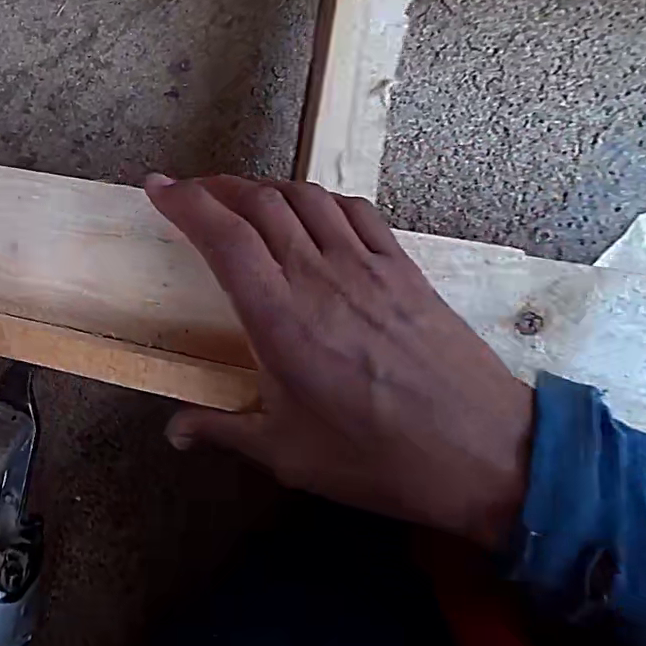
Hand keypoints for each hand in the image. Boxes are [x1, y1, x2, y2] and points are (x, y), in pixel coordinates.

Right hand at [145, 174, 534, 548]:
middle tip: (190, 192)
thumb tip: (174, 432)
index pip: (222, 237)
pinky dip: (318, 198)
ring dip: (263, 187)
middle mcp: (317, 276)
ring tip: (240, 198)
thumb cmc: (379, 458)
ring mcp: (364, 264)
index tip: (157, 187)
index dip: (184, 203)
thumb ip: (224, 431)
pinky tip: (308, 210)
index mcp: (280, 319)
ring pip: (303, 196)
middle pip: (258, 203)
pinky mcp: (401, 265)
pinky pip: (353, 210)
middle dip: (215, 187)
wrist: (487, 453)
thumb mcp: (289, 455)